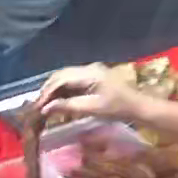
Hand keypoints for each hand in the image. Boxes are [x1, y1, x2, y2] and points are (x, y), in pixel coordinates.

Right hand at [33, 64, 148, 122]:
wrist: (140, 108)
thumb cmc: (119, 109)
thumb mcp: (92, 109)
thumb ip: (68, 106)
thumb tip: (45, 109)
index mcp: (89, 73)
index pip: (60, 79)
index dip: (46, 92)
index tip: (37, 106)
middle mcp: (87, 68)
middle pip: (59, 75)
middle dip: (46, 90)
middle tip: (38, 105)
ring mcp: (90, 71)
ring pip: (63, 77)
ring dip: (52, 90)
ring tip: (44, 104)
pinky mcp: (91, 77)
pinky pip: (70, 81)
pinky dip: (61, 90)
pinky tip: (56, 100)